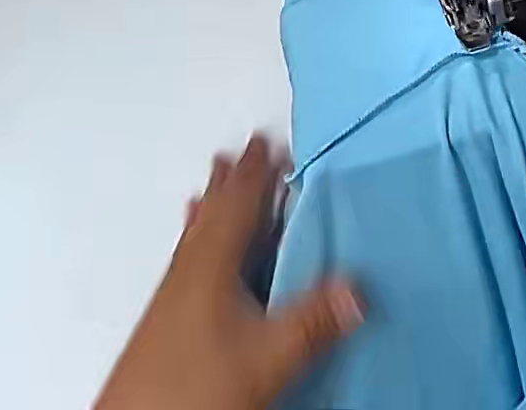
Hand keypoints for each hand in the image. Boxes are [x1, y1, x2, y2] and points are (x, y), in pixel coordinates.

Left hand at [95, 136, 362, 409]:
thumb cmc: (194, 382)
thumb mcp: (267, 353)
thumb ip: (313, 317)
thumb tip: (355, 287)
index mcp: (215, 258)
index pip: (241, 199)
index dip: (257, 169)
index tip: (269, 142)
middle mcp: (194, 262)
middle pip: (217, 204)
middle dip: (236, 174)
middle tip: (249, 147)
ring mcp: (178, 284)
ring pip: (202, 224)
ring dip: (216, 196)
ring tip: (219, 174)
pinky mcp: (170, 307)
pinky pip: (192, 248)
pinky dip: (200, 227)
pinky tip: (195, 236)